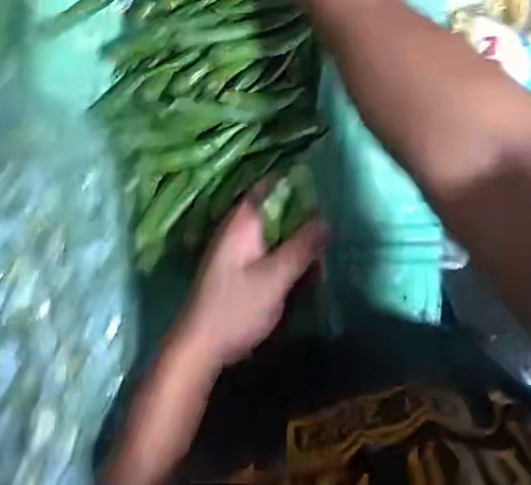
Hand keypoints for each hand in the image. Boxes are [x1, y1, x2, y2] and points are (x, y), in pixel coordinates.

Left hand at [172, 188, 328, 368]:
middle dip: (303, 217)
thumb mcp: (276, 277)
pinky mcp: (238, 269)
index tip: (324, 184)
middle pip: (276, 209)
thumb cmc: (236, 308)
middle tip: (332, 225)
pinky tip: (305, 272)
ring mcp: (236, 249)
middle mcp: (238, 227)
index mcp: (244, 220)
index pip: (271, 184)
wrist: (198, 349)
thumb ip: (303, 245)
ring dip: (297, 241)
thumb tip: (327, 218)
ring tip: (323, 253)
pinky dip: (286, 256)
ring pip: (275, 233)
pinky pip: (268, 251)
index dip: (297, 181)